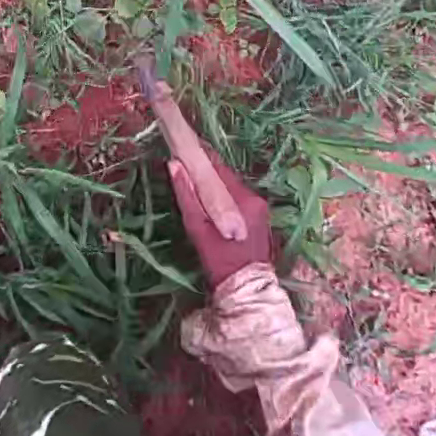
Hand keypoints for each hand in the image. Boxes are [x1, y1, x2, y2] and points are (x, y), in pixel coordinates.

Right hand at [167, 144, 271, 287]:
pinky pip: (238, 198)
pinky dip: (223, 196)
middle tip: (184, 167)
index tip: (183, 148)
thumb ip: (186, 195)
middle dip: (205, 171)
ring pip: (231, 186)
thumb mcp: (196, 227)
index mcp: (241, 198)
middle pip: (225, 175)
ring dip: (214, 184)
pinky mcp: (261, 215)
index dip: (199, 156)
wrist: (246, 287)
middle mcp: (254, 197)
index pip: (217, 166)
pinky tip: (211, 203)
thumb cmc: (217, 259)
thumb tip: (174, 164)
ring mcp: (260, 206)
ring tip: (194, 185)